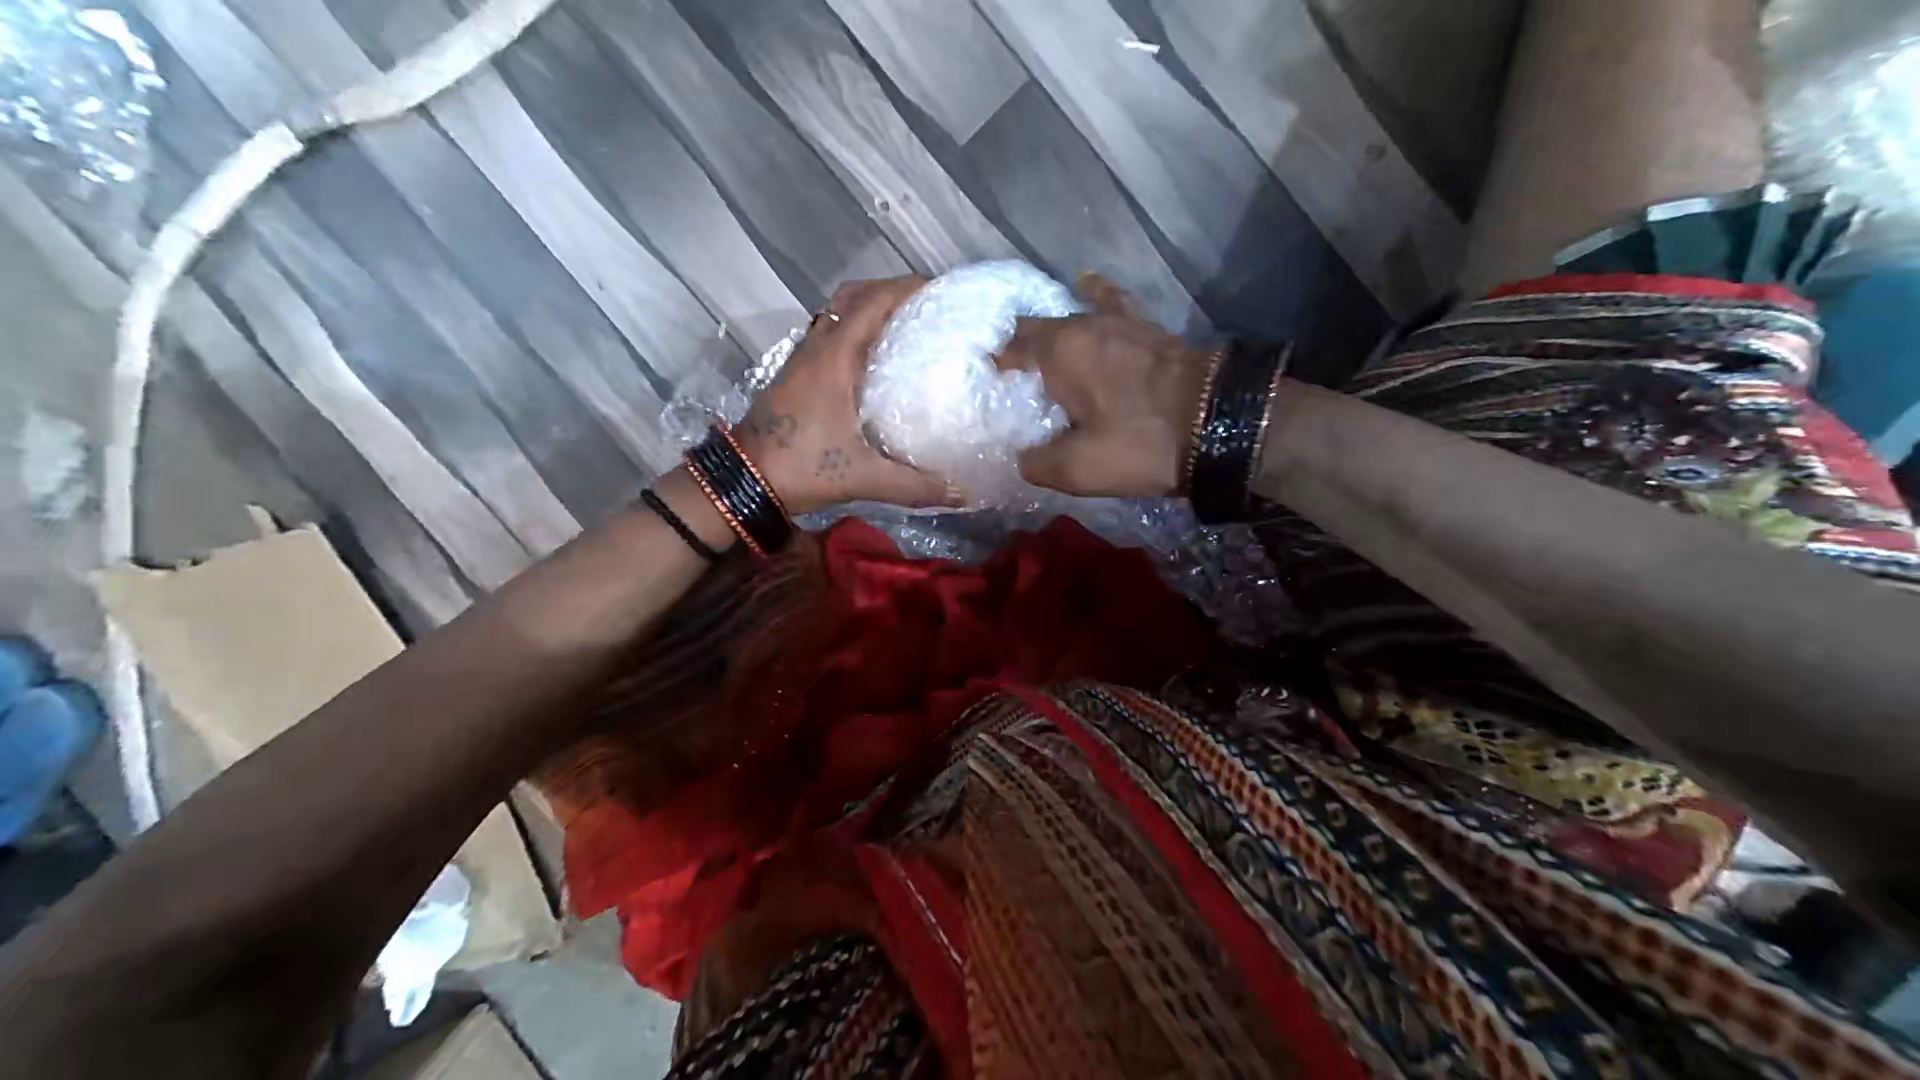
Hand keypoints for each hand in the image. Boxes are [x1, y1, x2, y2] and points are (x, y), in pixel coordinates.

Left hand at [732, 277, 963, 514]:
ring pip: (838, 313)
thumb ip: (914, 486)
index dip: (907, 287)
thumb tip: (961, 493)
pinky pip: (829, 334)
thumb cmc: (801, 468)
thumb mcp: (863, 478)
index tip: (941, 291)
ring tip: (907, 327)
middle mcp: (817, 348)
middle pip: (854, 296)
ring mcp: (802, 359)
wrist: (743, 480)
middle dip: (891, 291)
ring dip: (870, 309)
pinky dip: (854, 331)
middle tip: (927, 308)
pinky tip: (875, 361)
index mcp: (834, 359)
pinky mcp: (795, 374)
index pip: (872, 301)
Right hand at [995, 274, 1212, 497]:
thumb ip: (1035, 463)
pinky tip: (1087, 285)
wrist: (1221, 423)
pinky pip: (1111, 303)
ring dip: (1051, 333)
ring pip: (1070, 315)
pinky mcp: (1147, 326)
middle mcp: (1083, 324)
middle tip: (1013, 382)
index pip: (1009, 348)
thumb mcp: (1077, 469)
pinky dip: (1095, 297)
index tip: (989, 391)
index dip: (995, 368)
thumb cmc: (1140, 443)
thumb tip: (1021, 457)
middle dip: (1018, 350)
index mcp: (1058, 352)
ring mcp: (1119, 319)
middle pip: (1035, 328)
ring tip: (1042, 353)